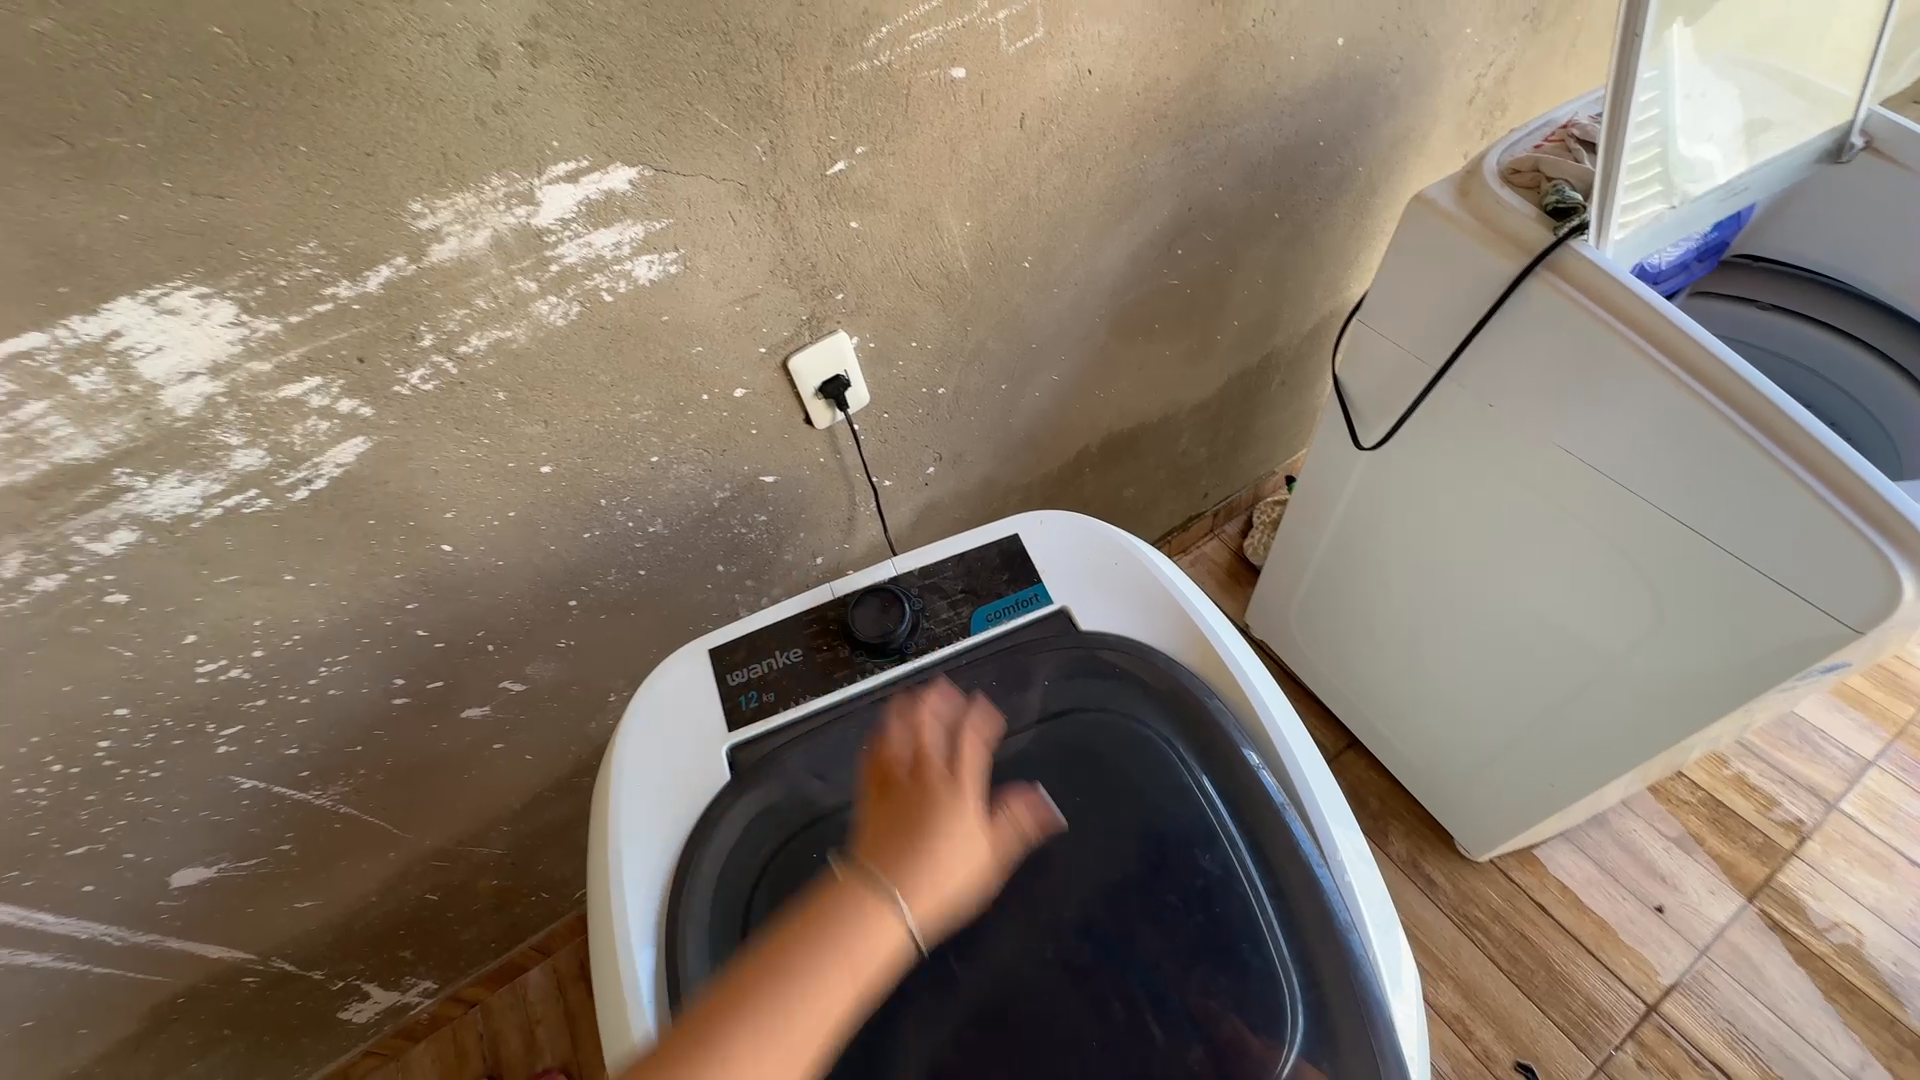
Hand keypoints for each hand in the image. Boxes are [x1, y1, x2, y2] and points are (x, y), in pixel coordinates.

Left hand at [846, 677, 1067, 946]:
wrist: (884, 897)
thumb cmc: (943, 880)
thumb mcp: (991, 857)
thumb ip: (1017, 822)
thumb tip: (1043, 798)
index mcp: (960, 788)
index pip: (972, 740)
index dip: (980, 717)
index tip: (985, 704)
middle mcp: (927, 775)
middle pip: (931, 727)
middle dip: (939, 702)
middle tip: (944, 686)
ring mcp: (895, 782)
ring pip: (900, 734)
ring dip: (906, 710)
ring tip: (910, 695)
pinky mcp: (869, 793)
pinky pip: (873, 756)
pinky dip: (878, 738)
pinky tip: (878, 732)